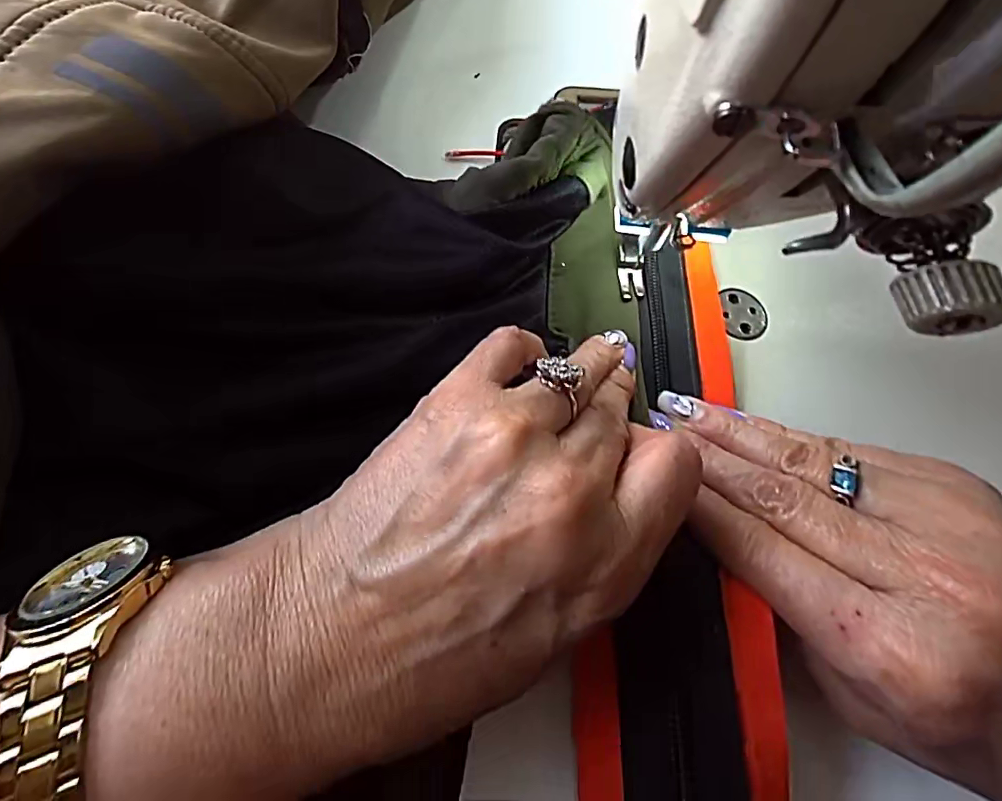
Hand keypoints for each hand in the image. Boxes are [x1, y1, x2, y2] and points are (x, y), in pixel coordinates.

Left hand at [250, 329, 700, 789]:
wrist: (325, 639)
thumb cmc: (434, 656)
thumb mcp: (559, 633)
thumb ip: (614, 550)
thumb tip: (628, 477)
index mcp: (603, 560)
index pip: (676, 463)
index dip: (660, 450)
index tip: (641, 446)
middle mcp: (569, 490)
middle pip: (621, 410)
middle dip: (614, 408)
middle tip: (605, 403)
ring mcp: (513, 435)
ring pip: (580, 371)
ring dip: (587, 368)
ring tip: (587, 362)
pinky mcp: (457, 400)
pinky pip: (515, 345)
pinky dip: (527, 350)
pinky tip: (527, 363)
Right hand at [647, 394, 1001, 800]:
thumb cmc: (988, 726)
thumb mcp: (865, 707)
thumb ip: (793, 625)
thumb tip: (733, 550)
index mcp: (894, 645)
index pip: (768, 553)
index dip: (707, 509)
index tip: (669, 481)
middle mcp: (924, 569)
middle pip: (787, 493)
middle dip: (716, 457)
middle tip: (670, 426)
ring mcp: (946, 513)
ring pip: (816, 457)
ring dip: (748, 432)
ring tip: (699, 413)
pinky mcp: (955, 480)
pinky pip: (854, 450)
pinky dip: (798, 436)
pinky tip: (761, 427)